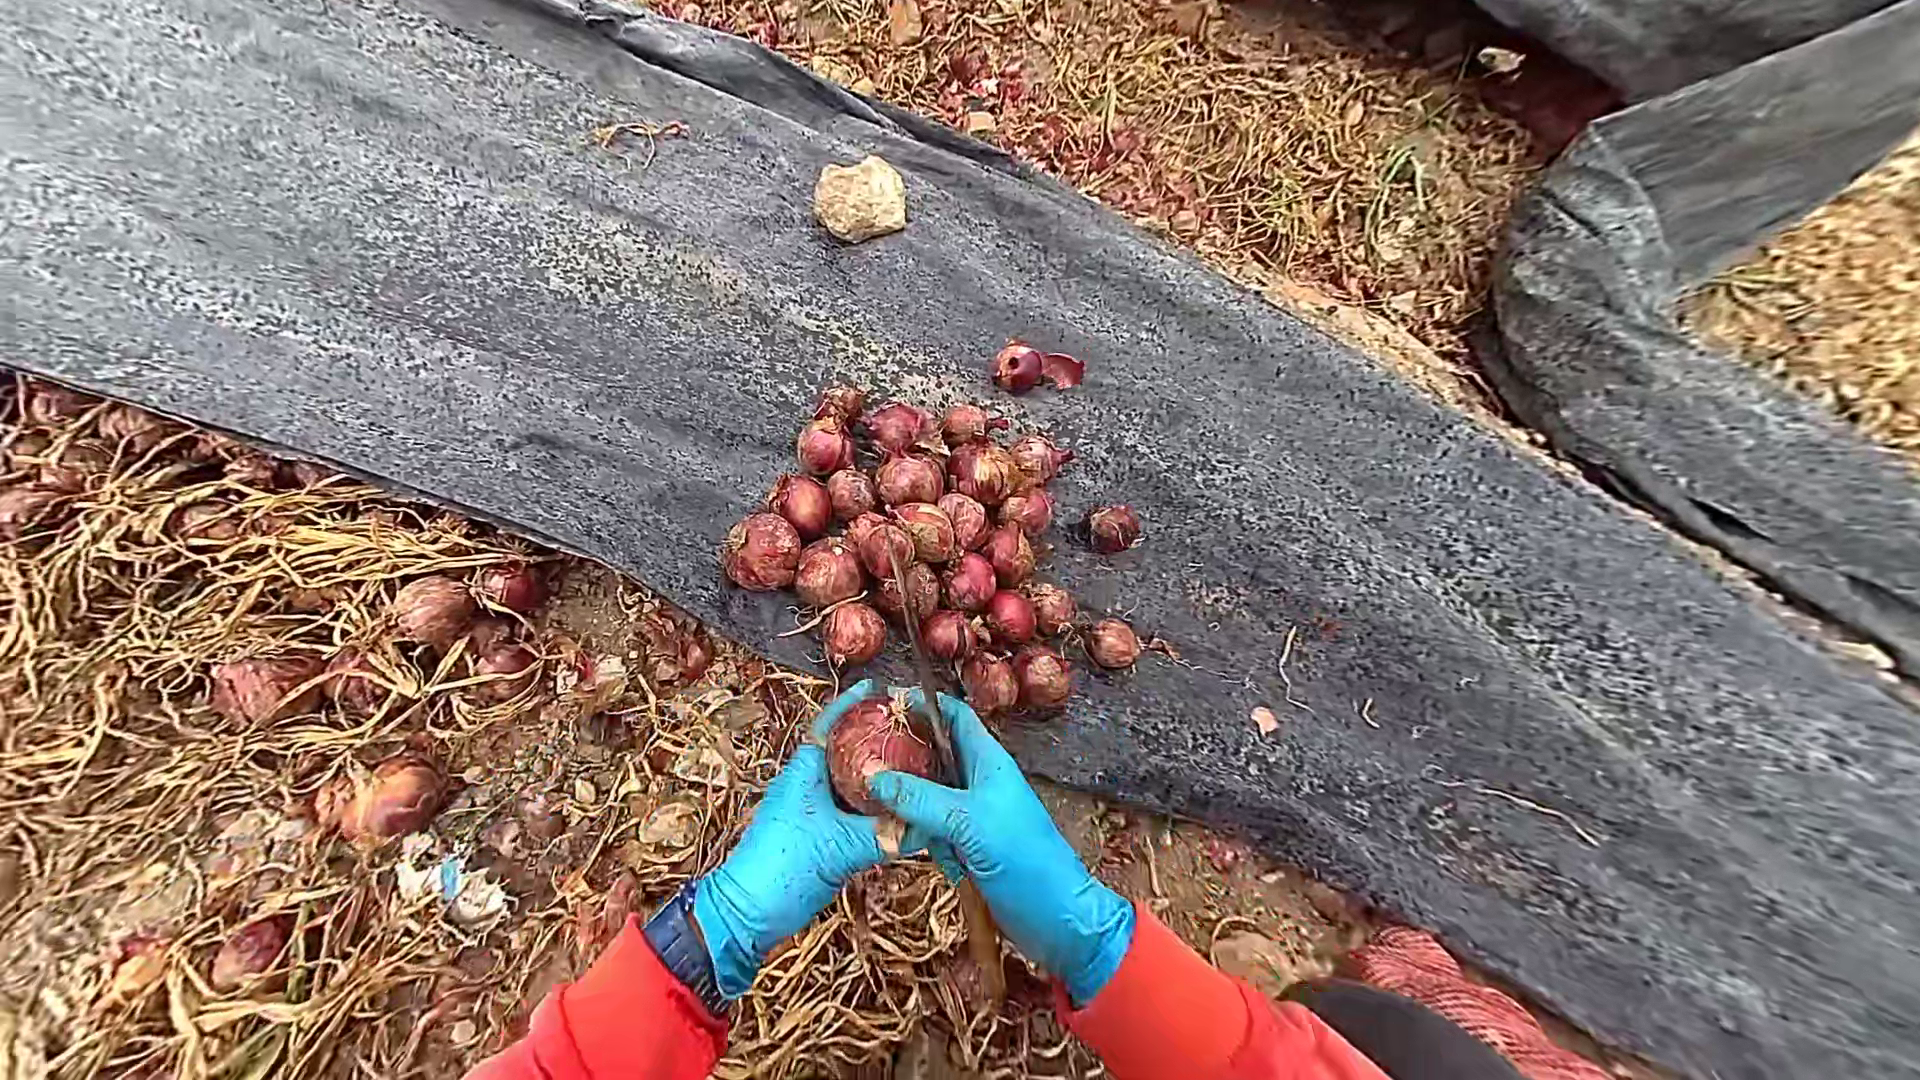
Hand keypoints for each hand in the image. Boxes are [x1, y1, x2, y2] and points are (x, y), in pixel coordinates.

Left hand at [692, 679, 890, 997]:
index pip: (832, 721)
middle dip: (877, 734)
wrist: (745, 916)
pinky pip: (853, 806)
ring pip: (852, 777)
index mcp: (806, 767)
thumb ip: (887, 836)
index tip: (883, 688)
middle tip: (910, 726)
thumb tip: (930, 825)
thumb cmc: (780, 868)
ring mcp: (813, 805)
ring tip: (913, 761)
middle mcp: (809, 779)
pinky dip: (875, 802)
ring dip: (878, 771)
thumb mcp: (839, 847)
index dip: (856, 702)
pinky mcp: (820, 830)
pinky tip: (899, 805)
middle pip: (847, 746)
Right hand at [868, 693, 1134, 1005]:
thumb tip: (874, 776)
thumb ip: (921, 799)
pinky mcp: (965, 842)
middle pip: (935, 752)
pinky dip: (914, 831)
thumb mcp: (968, 822)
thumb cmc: (1023, 857)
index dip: (923, 703)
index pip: (954, 715)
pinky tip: (897, 838)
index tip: (886, 699)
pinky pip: (930, 826)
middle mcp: (977, 779)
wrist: (1056, 918)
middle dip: (903, 752)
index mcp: (988, 760)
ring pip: (927, 791)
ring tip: (870, 797)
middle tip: (863, 752)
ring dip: (905, 799)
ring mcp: (971, 812)